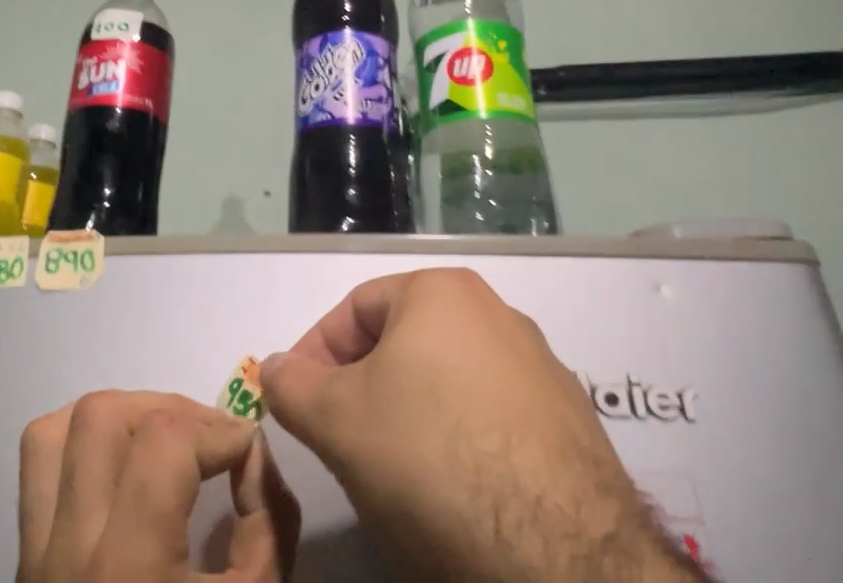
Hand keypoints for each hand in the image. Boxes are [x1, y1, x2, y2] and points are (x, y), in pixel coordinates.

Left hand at [18, 390, 299, 581]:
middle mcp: (66, 550)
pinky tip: (118, 460)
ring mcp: (34, 552)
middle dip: (169, 409)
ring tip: (162, 438)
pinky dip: (77, 439)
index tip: (249, 453)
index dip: (220, 430)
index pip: (163, 442)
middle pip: (101, 418)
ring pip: (54, 430)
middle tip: (209, 439)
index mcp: (126, 570)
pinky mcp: (24, 555)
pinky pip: (36, 465)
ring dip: (117, 415)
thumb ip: (270, 522)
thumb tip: (254, 451)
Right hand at [262, 269, 702, 580]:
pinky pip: (490, 416)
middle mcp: (498, 313)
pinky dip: (457, 439)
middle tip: (336, 435)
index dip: (312, 354)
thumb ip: (290, 385)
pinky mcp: (569, 422)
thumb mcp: (335, 420)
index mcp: (442, 292)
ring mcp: (542, 367)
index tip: (294, 403)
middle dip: (359, 385)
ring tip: (390, 468)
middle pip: (402, 342)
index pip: (354, 308)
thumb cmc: (429, 456)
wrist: (559, 551)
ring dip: (406, 413)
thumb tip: (273, 367)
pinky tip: (450, 488)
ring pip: (446, 380)